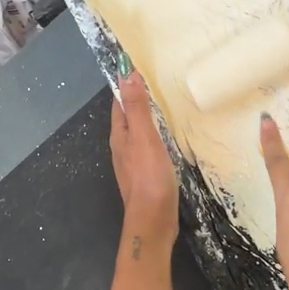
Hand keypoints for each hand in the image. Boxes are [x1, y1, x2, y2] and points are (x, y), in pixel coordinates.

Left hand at [110, 73, 179, 235]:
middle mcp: (122, 148)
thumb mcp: (144, 138)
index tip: (140, 67)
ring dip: (148, 121)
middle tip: (156, 83)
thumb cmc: (149, 178)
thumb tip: (126, 73)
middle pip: (128, 118)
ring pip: (139, 135)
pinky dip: (157, 139)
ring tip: (165, 107)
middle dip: (138, 101)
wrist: (153, 221)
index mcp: (120, 136)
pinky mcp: (146, 177)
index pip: (120, 102)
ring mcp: (134, 164)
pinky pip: (149, 150)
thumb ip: (137, 108)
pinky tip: (168, 140)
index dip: (128, 85)